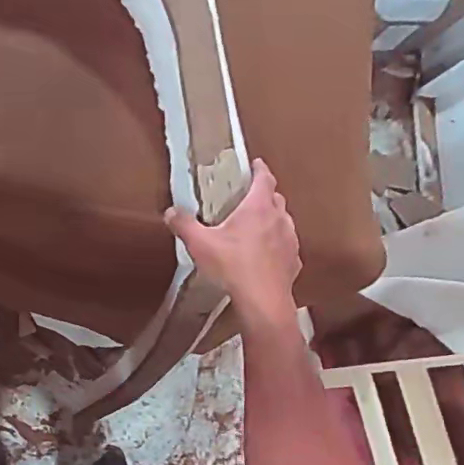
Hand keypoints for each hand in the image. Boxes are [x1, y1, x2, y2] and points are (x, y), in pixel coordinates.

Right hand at [164, 159, 300, 330]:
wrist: (262, 300)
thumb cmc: (234, 267)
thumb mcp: (201, 244)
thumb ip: (184, 225)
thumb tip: (171, 212)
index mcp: (258, 208)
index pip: (264, 179)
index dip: (260, 169)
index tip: (257, 164)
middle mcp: (278, 219)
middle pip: (276, 199)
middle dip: (265, 195)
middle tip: (251, 197)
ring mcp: (289, 240)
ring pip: (283, 221)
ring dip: (272, 220)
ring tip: (257, 226)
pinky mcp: (293, 261)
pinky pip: (286, 246)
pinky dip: (278, 245)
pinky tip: (266, 255)